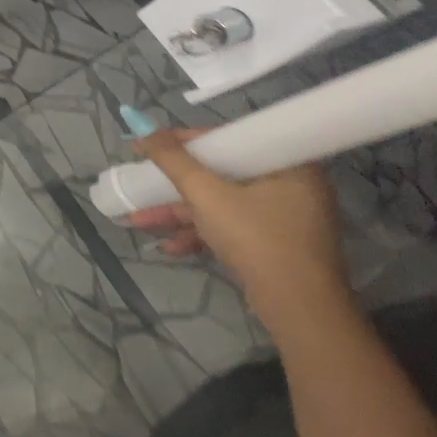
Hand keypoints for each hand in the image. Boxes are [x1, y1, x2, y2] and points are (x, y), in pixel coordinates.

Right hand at [130, 128, 351, 329]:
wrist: (299, 308)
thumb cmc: (256, 237)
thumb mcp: (204, 193)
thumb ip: (171, 159)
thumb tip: (141, 127)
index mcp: (288, 167)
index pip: (229, 140)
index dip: (186, 141)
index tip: (153, 147)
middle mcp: (291, 188)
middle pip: (220, 174)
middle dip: (174, 184)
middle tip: (141, 182)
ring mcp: (284, 219)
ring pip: (220, 204)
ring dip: (178, 212)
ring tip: (138, 221)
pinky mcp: (276, 244)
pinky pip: (231, 226)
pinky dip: (200, 232)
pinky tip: (169, 246)